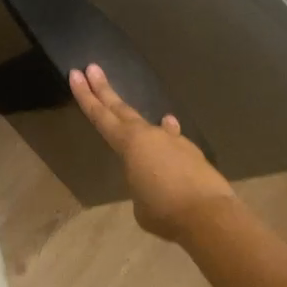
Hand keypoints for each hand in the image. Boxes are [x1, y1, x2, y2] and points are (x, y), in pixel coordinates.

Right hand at [70, 63, 235, 241]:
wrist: (211, 218)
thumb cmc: (164, 211)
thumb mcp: (140, 205)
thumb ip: (140, 186)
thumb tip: (151, 183)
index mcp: (127, 144)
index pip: (99, 115)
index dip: (85, 95)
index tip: (75, 73)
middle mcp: (148, 135)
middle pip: (121, 108)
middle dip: (104, 89)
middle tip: (93, 68)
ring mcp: (173, 142)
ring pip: (151, 126)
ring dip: (140, 121)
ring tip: (137, 112)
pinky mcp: (193, 155)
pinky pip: (173, 141)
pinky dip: (168, 138)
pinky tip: (171, 131)